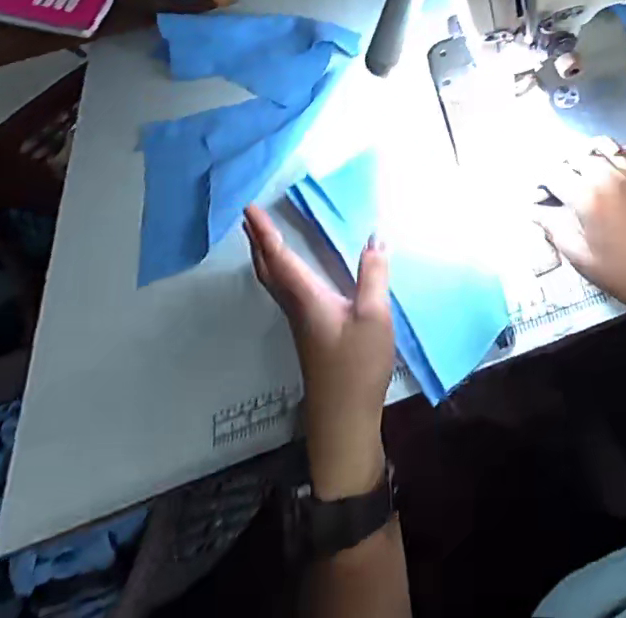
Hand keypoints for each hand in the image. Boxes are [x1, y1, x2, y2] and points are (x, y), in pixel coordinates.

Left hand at [245, 205, 394, 499]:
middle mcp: (298, 308)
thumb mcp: (373, 316)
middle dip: (260, 243)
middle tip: (253, 219)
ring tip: (270, 238)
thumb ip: (373, 275)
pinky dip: (284, 272)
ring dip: (269, 257)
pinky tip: (300, 273)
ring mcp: (303, 323)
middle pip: (270, 271)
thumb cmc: (357, 364)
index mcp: (307, 299)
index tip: (250, 209)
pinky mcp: (312, 333)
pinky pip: (290, 292)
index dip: (265, 234)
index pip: (280, 259)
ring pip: (276, 283)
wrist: (344, 416)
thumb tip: (375, 237)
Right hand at [532, 141, 625, 360]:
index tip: (542, 197)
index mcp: (586, 194)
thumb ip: (555, 228)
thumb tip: (537, 210)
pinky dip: (625, 152)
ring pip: (607, 147)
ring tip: (585, 172)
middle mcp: (609, 175)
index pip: (554, 173)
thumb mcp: (582, 258)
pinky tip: (620, 163)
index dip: (543, 183)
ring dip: (591, 155)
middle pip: (578, 155)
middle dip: (564, 167)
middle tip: (560, 187)